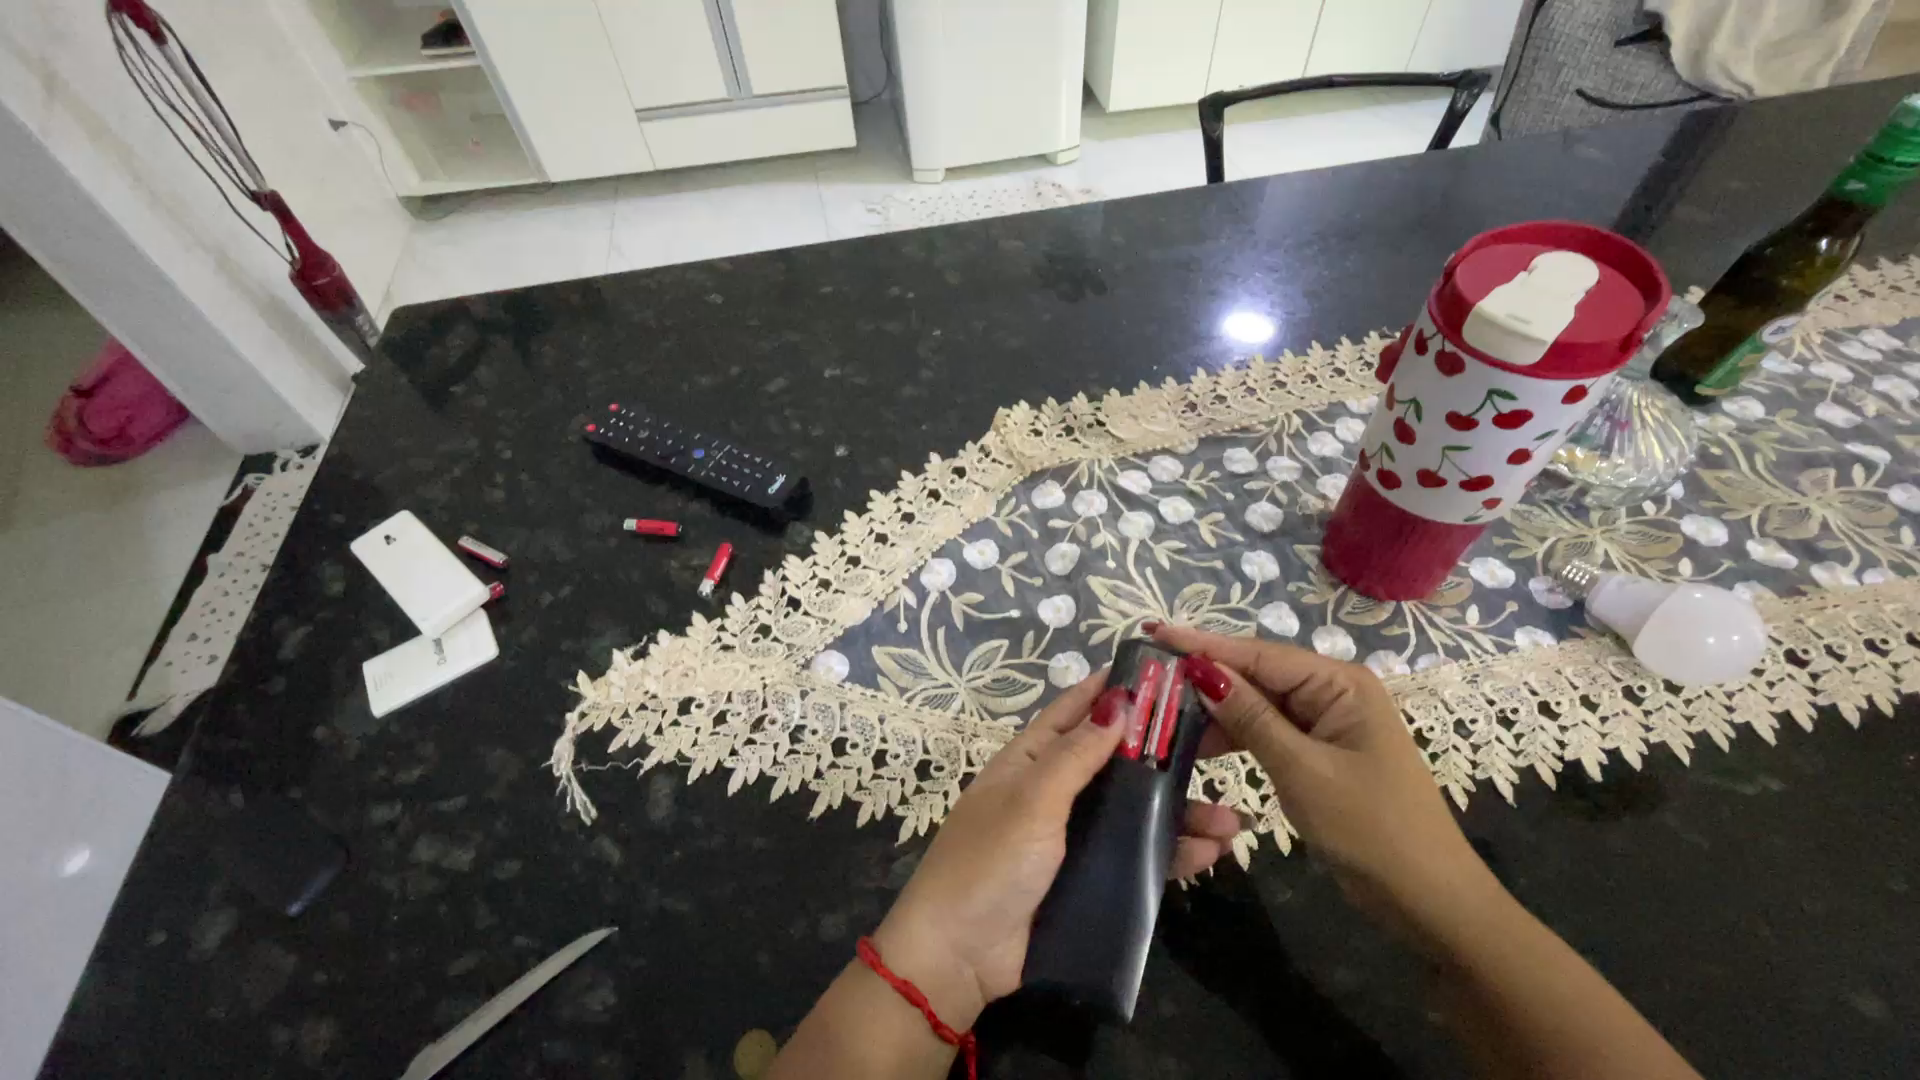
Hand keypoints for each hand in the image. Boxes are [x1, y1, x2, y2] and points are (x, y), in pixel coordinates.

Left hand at [871, 669, 1244, 1027]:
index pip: (1076, 711)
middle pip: (1117, 763)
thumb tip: (1117, 702)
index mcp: (1030, 761)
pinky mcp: (1088, 880)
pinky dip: (1173, 853)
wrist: (960, 957)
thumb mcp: (1032, 800)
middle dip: (1166, 757)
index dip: (1114, 691)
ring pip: (1136, 812)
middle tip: (1221, 748)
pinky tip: (1213, 853)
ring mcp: (1073, 838)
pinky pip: (1137, 858)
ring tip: (1232, 821)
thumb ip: (1075, 754)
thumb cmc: (990, 861)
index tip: (1164, 674)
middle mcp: (1053, 792)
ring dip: (1181, 812)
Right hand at [1149, 624, 1502, 947]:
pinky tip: (1197, 745)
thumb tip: (1200, 671)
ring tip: (1163, 714)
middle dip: (1204, 677)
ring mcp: (1325, 723)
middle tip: (1148, 679)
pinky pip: (1267, 731)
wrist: (1425, 897)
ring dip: (1215, 711)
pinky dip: (1235, 737)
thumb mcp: (1301, 769)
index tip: (1153, 633)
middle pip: (1256, 674)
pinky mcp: (1317, 753)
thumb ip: (1249, 717)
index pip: (1259, 654)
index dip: (1203, 645)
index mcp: (1340, 683)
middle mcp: (1332, 692)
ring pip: (1257, 704)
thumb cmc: (1369, 826)